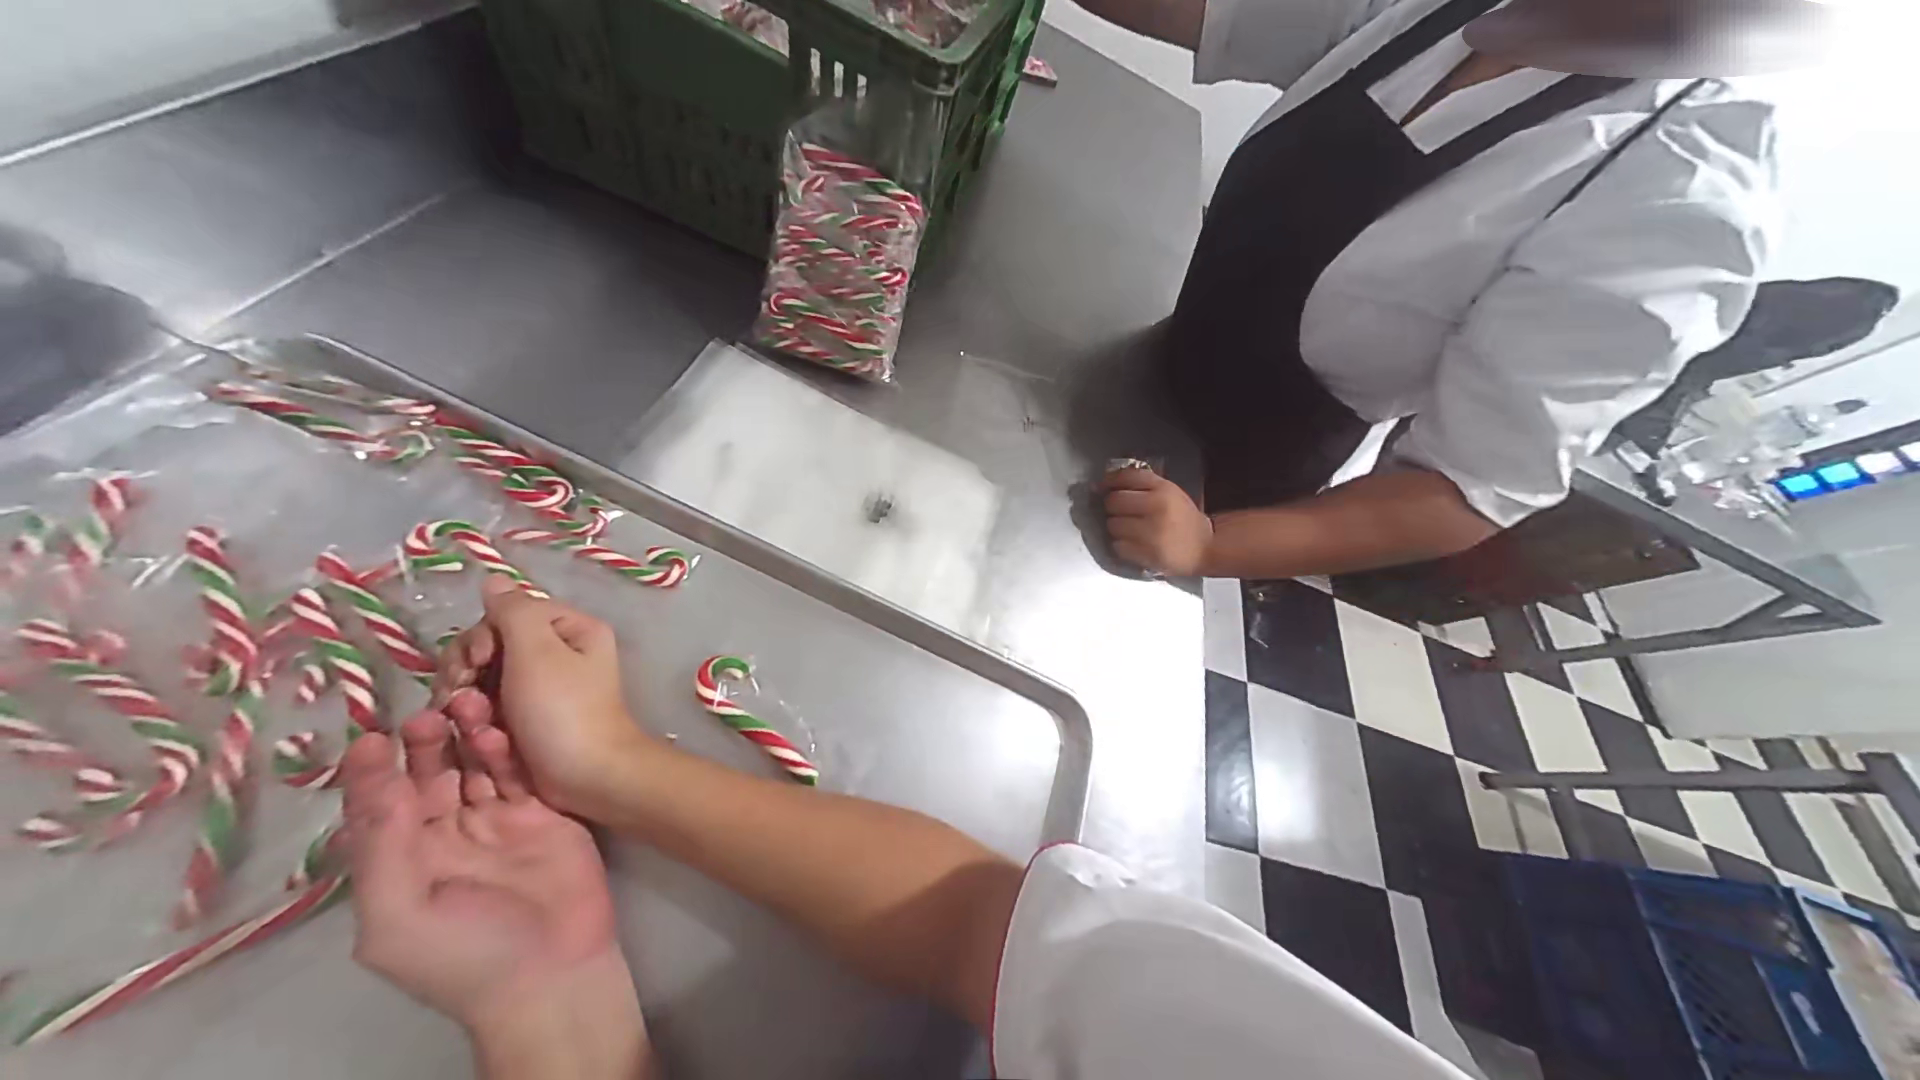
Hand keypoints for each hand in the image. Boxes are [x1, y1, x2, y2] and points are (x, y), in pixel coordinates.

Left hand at [342, 702, 648, 1078]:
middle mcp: (449, 834)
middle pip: (432, 776)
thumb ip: (382, 848)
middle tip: (429, 711)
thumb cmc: (464, 953)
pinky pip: (520, 776)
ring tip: (465, 704)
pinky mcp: (543, 813)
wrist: (552, 970)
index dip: (374, 772)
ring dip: (468, 736)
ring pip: (477, 768)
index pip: (382, 806)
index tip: (373, 738)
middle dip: (427, 744)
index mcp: (405, 861)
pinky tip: (498, 732)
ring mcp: (499, 821)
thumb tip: (376, 780)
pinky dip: (508, 752)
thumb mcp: (396, 917)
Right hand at [435, 578, 653, 817]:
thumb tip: (494, 579)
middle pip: (491, 645)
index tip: (477, 663)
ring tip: (472, 721)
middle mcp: (560, 651)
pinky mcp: (529, 717)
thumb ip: (513, 611)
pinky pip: (490, 706)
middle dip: (467, 669)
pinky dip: (477, 717)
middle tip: (463, 698)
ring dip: (467, 697)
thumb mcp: (539, 651)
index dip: (483, 636)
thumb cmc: (564, 710)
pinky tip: (476, 734)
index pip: (508, 613)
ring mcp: (544, 686)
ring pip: (483, 677)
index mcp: (572, 628)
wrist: (589, 775)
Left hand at [1100, 467, 1213, 575]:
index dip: (1108, 481)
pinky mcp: (1147, 554)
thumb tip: (1098, 485)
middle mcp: (1156, 507)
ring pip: (1112, 525)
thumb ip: (1140, 484)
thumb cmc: (1182, 518)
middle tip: (1121, 513)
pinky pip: (1117, 545)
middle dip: (1112, 507)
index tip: (1101, 488)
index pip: (1126, 477)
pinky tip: (1133, 544)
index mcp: (1164, 489)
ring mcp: (1151, 532)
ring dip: (1116, 528)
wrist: (1205, 548)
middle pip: (1114, 501)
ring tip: (1129, 530)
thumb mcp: (1169, 492)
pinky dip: (1121, 545)